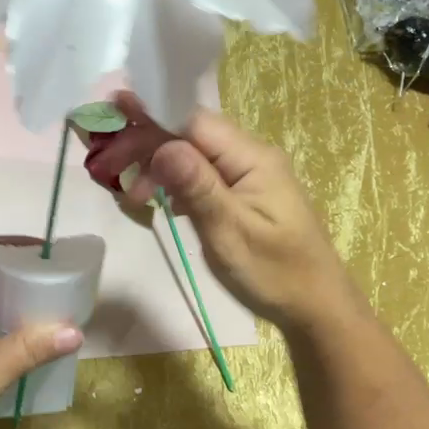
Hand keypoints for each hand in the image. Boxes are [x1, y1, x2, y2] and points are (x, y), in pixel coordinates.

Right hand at [110, 91, 361, 332]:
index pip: (194, 123)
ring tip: (134, 196)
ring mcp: (249, 175)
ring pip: (194, 155)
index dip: (152, 127)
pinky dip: (175, 183)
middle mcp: (252, 156)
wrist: (316, 306)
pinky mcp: (244, 194)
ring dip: (159, 168)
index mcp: (252, 158)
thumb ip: (197, 188)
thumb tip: (163, 146)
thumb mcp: (230, 233)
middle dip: (149, 148)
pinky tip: (160, 203)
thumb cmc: (274, 273)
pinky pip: (203, 175)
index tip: (116, 140)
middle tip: (113, 177)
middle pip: (191, 134)